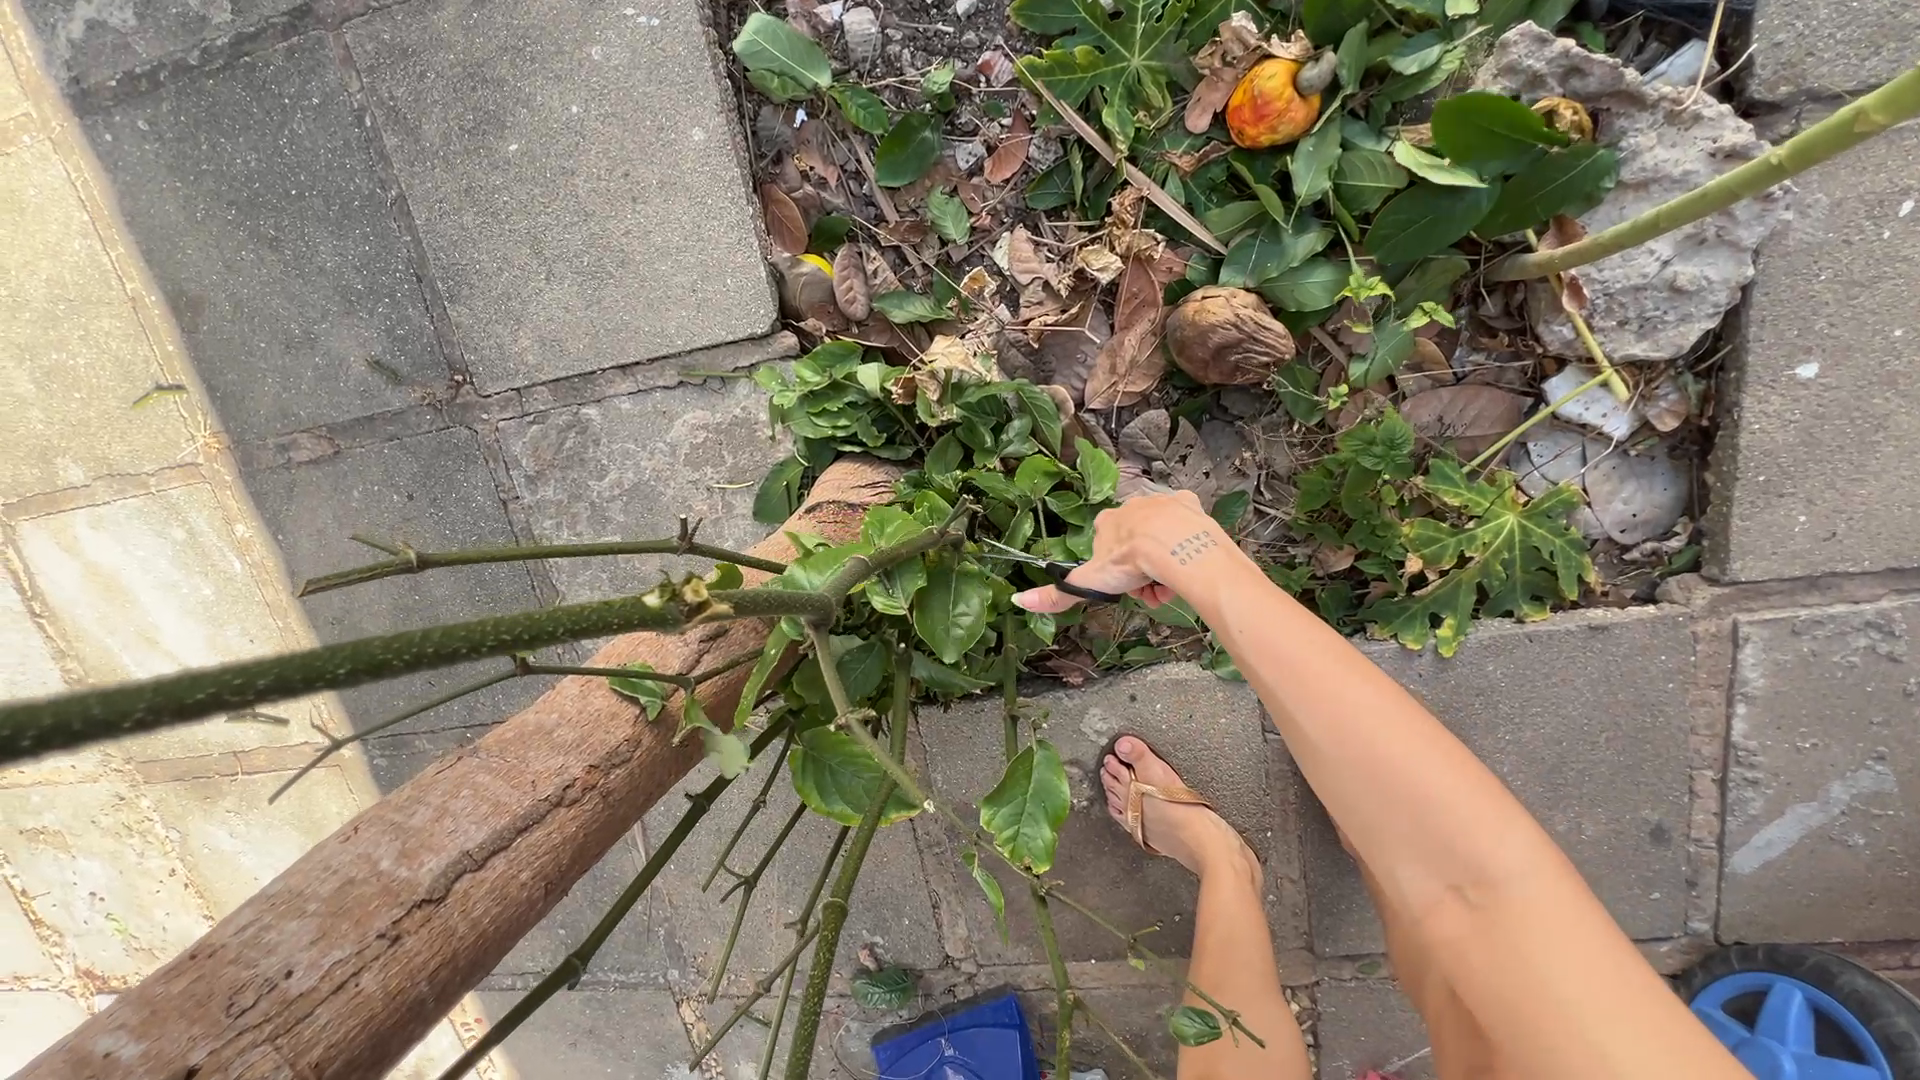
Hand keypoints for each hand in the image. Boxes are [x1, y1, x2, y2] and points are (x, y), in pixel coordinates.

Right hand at [1012, 491, 1229, 612]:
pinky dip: (1185, 540)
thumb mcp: (1090, 583)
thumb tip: (1019, 600)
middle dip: (1141, 571)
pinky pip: (1185, 522)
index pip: (1106, 548)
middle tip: (1150, 593)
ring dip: (1162, 562)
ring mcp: (1160, 503)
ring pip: (1159, 536)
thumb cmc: (1131, 562)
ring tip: (1170, 584)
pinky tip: (1186, 559)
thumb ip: (1057, 594)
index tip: (1125, 588)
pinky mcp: (1187, 502)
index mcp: (1106, 522)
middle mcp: (1131, 507)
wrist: (1175, 546)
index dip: (1115, 572)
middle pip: (1134, 544)